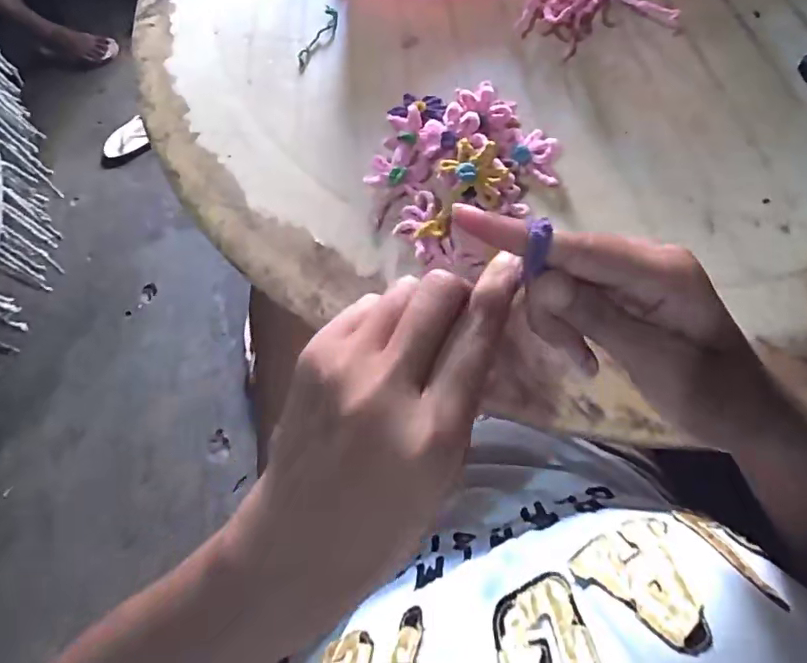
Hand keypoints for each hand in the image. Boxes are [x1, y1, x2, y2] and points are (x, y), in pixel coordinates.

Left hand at [225, 259, 520, 628]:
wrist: (295, 540)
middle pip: (436, 293)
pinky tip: (377, 349)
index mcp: (432, 430)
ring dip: (419, 305)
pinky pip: (365, 305)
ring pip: (400, 290)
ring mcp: (343, 364)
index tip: (511, 265)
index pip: (476, 337)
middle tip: (456, 312)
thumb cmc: (386, 520)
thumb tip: (480, 327)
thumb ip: (464, 396)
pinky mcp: (313, 351)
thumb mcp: (446, 470)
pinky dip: (382, 317)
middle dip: (457, 291)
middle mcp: (386, 387)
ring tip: (413, 338)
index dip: (498, 291)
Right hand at [453, 206, 806, 451]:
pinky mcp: (625, 287)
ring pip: (565, 277)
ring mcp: (633, 271)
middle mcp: (642, 257)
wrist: (750, 415)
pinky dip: (570, 320)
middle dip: (550, 304)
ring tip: (583, 360)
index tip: (465, 216)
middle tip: (571, 354)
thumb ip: (598, 317)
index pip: (576, 246)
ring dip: (559, 318)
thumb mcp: (656, 362)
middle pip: (564, 261)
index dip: (518, 233)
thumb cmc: (712, 396)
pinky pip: (578, 291)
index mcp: (658, 268)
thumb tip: (542, 280)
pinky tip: (586, 353)